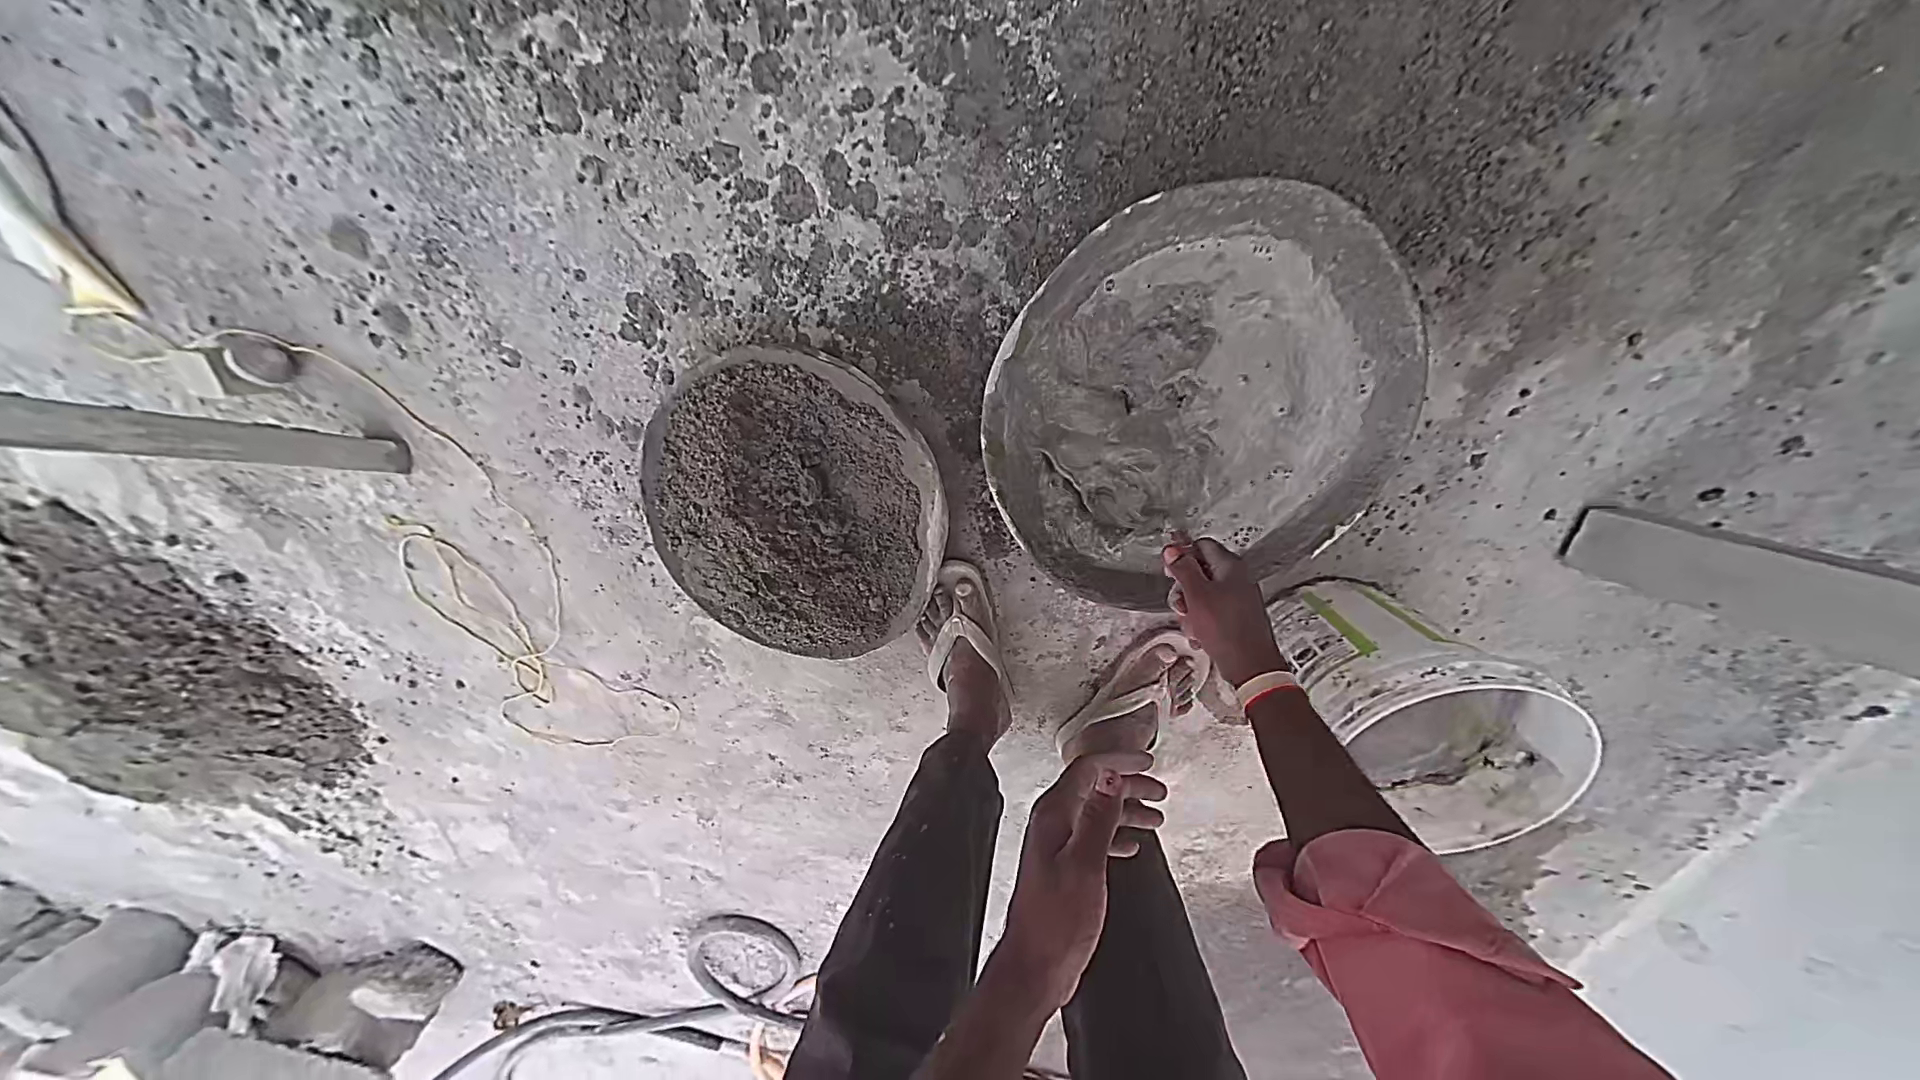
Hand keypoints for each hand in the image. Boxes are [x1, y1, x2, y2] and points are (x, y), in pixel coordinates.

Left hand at [995, 750, 1166, 1008]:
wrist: (1036, 963)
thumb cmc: (1056, 921)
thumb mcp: (1086, 865)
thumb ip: (1099, 818)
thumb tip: (1111, 777)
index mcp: (1054, 814)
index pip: (1088, 768)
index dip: (1118, 760)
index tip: (1146, 761)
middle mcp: (1053, 822)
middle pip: (1093, 787)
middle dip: (1127, 783)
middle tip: (1158, 789)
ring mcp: (1057, 843)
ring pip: (1096, 811)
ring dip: (1125, 809)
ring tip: (1155, 815)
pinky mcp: (1064, 864)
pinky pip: (1094, 836)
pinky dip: (1115, 833)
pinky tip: (1131, 843)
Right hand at [1163, 534, 1286, 685]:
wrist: (1249, 665)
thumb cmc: (1227, 630)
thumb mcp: (1196, 595)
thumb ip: (1183, 569)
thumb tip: (1173, 551)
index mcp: (1231, 567)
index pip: (1201, 545)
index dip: (1182, 555)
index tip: (1170, 566)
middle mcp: (1237, 579)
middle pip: (1200, 571)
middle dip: (1184, 587)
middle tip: (1181, 600)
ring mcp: (1237, 598)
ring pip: (1202, 593)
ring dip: (1190, 607)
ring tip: (1192, 621)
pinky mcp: (1235, 616)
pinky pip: (1211, 610)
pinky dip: (1201, 620)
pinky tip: (1200, 633)